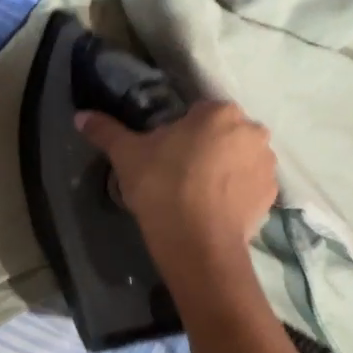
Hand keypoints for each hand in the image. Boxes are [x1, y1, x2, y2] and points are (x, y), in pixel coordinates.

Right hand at [76, 101, 277, 270]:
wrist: (195, 239)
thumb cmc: (161, 185)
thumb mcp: (125, 155)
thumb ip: (105, 131)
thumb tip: (80, 116)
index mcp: (218, 113)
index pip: (196, 112)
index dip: (176, 130)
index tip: (159, 151)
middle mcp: (252, 131)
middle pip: (220, 133)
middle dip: (202, 146)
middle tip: (173, 171)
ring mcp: (267, 163)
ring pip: (237, 158)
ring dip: (220, 168)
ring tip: (191, 192)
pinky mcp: (271, 193)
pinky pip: (247, 184)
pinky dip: (232, 191)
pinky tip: (208, 207)